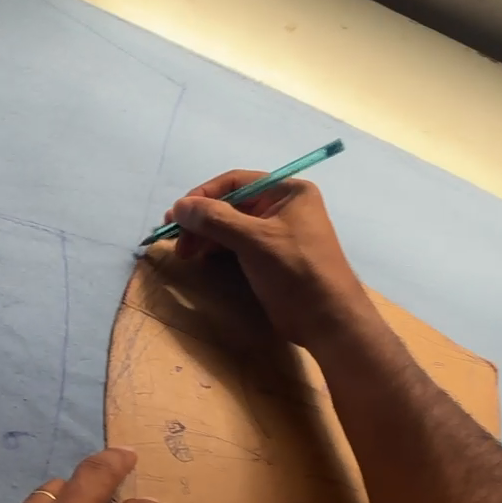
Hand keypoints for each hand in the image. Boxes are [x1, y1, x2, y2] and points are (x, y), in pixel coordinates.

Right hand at [168, 171, 376, 348]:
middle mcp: (281, 206)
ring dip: (204, 236)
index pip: (235, 182)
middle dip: (200, 220)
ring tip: (183, 252)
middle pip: (229, 204)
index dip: (202, 195)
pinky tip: (200, 258)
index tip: (176, 215)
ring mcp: (275, 232)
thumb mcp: (253, 240)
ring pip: (229, 225)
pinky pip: (235, 243)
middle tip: (174, 239)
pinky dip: (215, 248)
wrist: (326, 319)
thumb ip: (215, 220)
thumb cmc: (296, 271)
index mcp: (287, 191)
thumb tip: (178, 207)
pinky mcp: (269, 256)